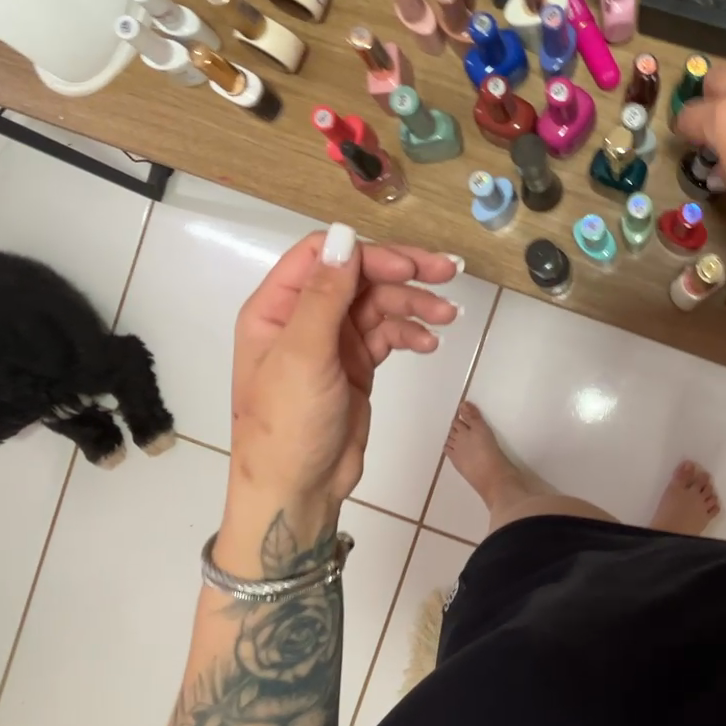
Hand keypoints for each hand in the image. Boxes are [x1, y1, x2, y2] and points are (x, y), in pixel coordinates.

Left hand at [226, 224, 459, 522]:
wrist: (298, 490)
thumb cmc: (287, 425)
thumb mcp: (303, 355)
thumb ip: (325, 295)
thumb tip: (344, 235)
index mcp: (277, 307)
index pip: (324, 257)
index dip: (369, 254)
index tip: (410, 266)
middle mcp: (304, 318)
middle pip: (359, 277)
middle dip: (404, 274)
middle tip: (449, 273)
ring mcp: (332, 343)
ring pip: (379, 306)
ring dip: (414, 306)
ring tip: (449, 317)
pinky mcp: (356, 367)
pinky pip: (388, 336)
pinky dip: (410, 334)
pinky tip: (429, 344)